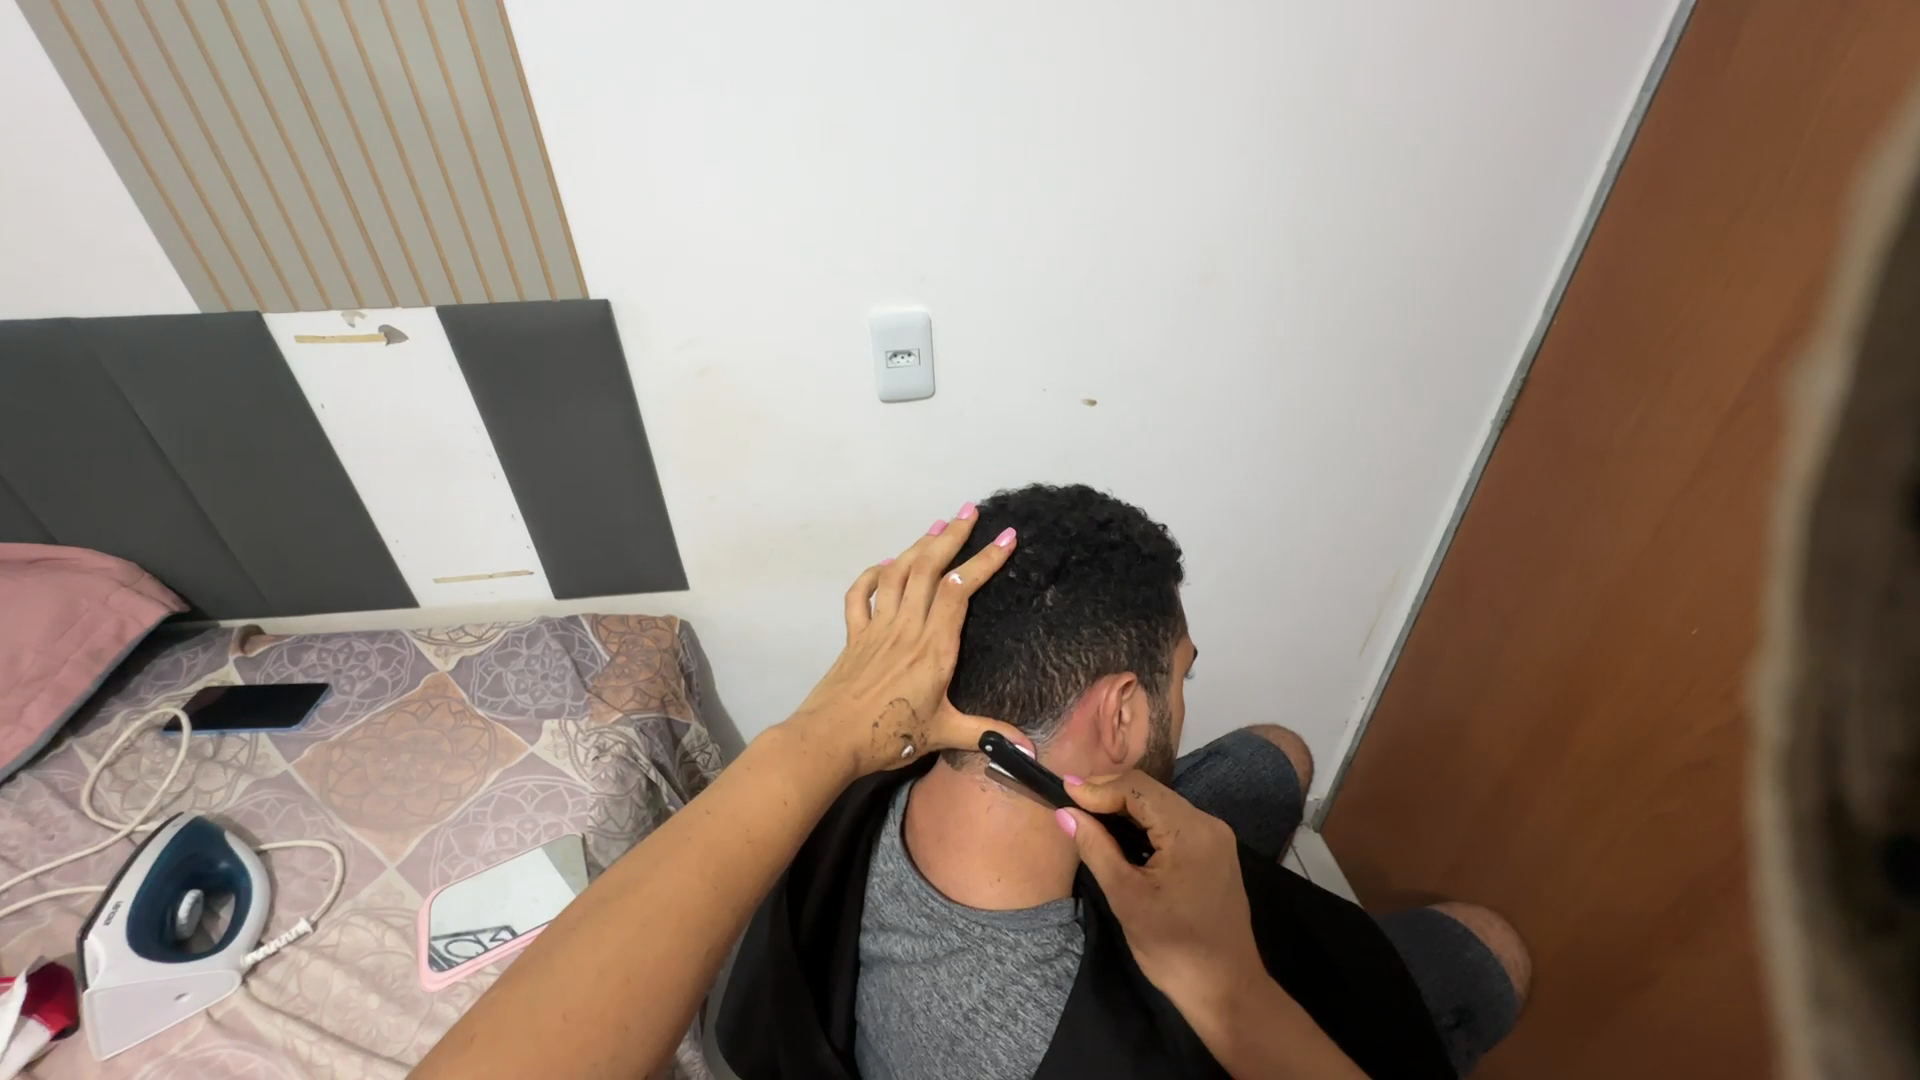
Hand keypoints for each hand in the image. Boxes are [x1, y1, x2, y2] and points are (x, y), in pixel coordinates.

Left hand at [785, 504, 1023, 778]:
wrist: (828, 739)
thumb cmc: (888, 736)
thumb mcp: (943, 735)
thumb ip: (986, 734)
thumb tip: (1030, 748)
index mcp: (933, 647)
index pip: (961, 590)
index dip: (984, 561)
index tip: (1006, 537)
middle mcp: (907, 627)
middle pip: (929, 568)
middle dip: (952, 537)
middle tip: (970, 512)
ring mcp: (877, 628)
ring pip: (899, 574)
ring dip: (919, 546)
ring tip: (938, 525)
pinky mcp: (854, 635)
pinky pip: (861, 595)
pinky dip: (873, 574)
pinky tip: (886, 564)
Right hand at [1058, 771, 1267, 1010]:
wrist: (1227, 991)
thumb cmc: (1173, 948)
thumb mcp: (1126, 897)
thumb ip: (1095, 847)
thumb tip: (1065, 813)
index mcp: (1189, 831)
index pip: (1137, 789)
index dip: (1097, 787)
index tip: (1063, 791)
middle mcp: (1207, 823)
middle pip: (1150, 792)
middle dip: (1109, 792)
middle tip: (1071, 800)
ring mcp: (1215, 836)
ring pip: (1161, 804)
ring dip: (1124, 806)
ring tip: (1088, 812)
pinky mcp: (1214, 851)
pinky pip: (1172, 821)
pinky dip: (1143, 821)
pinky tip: (1119, 831)